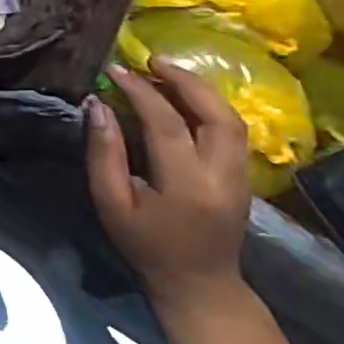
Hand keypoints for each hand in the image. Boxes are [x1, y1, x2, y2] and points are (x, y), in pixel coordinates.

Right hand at [85, 57, 251, 305]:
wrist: (199, 284)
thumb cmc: (145, 245)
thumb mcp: (111, 204)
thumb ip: (104, 154)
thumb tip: (98, 105)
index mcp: (187, 186)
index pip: (168, 124)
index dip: (141, 91)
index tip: (116, 70)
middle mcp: (223, 176)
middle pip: (215, 114)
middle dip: (184, 80)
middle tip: (151, 60)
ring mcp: (241, 175)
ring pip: (231, 118)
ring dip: (200, 89)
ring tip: (166, 71)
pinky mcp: (245, 175)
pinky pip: (233, 128)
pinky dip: (209, 104)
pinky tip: (185, 96)